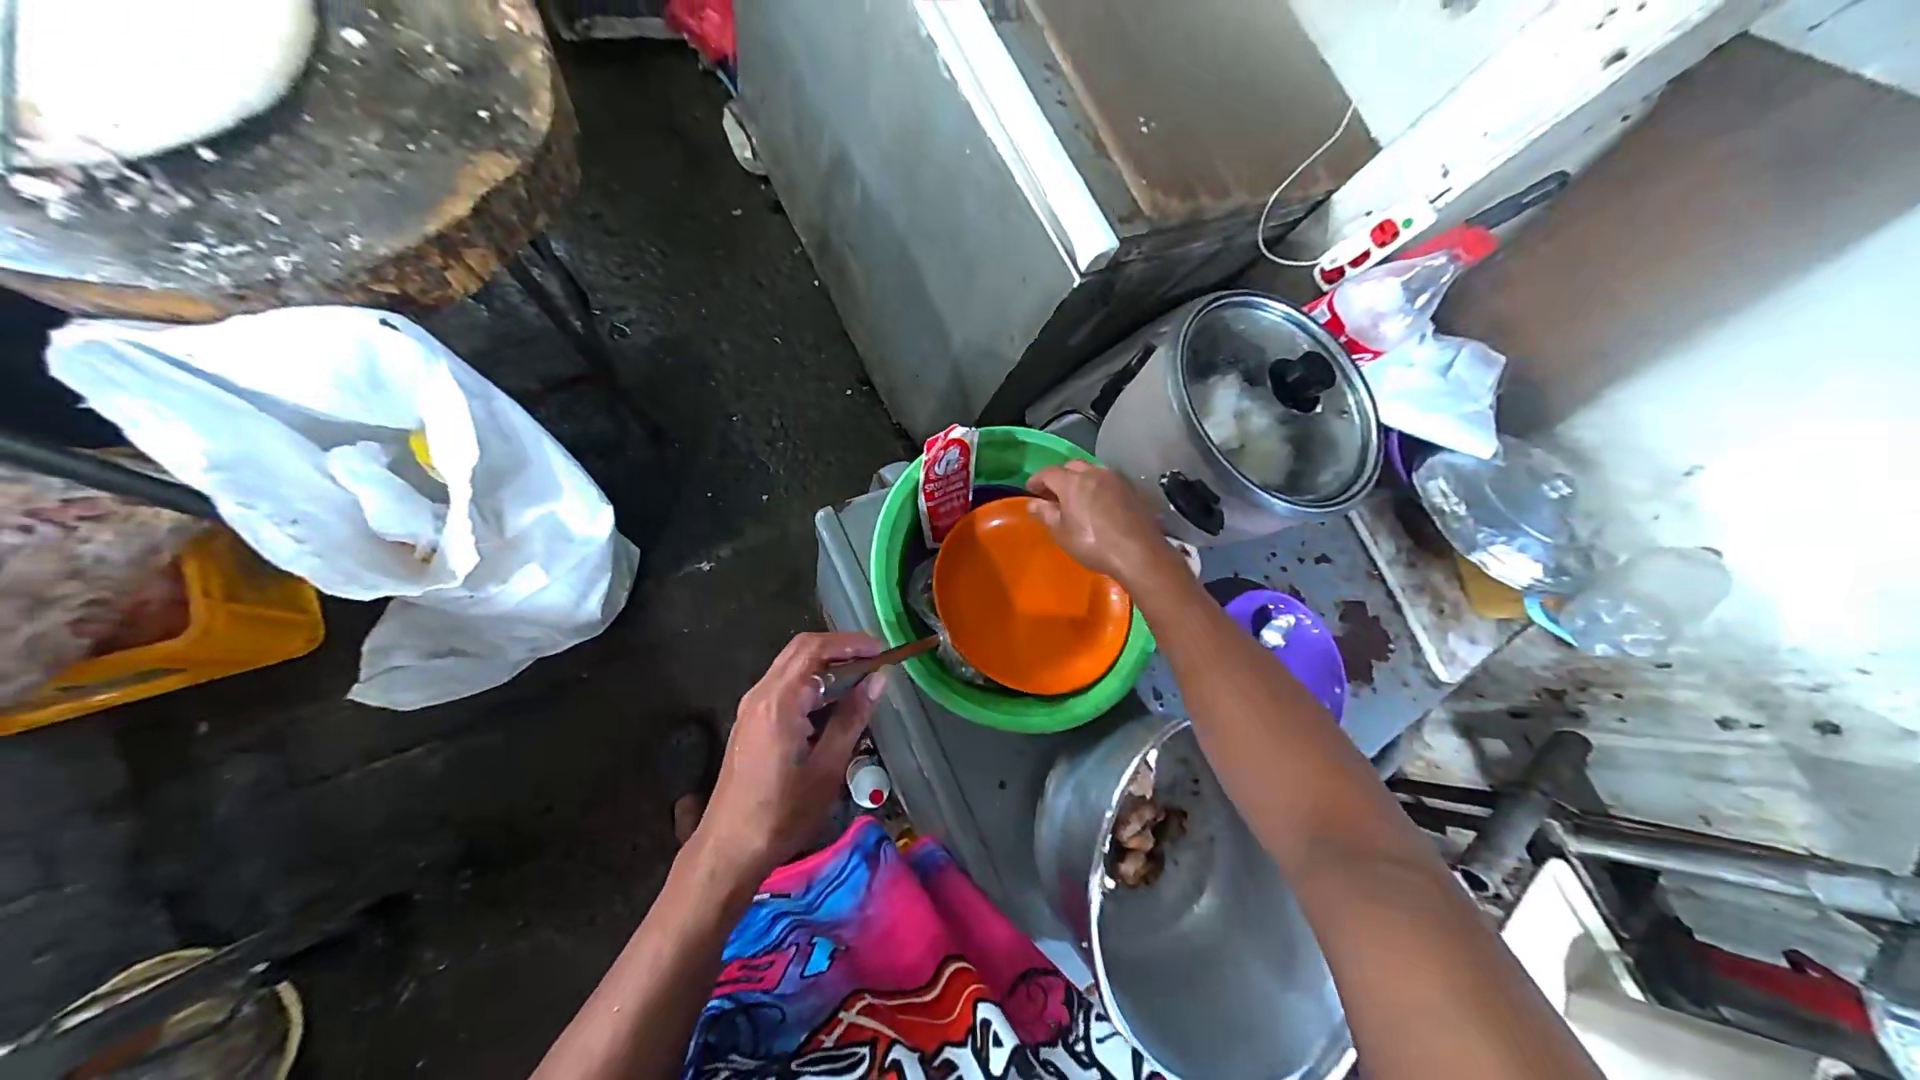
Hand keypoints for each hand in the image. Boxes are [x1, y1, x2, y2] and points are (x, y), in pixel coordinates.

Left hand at [697, 632, 887, 879]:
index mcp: (779, 702)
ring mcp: (751, 707)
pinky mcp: (750, 721)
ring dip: (826, 665)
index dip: (851, 643)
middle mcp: (760, 695)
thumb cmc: (783, 813)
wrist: (730, 848)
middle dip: (839, 648)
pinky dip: (811, 682)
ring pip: (791, 666)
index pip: (815, 649)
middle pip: (800, 650)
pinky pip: (783, 686)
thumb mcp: (827, 768)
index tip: (882, 651)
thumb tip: (877, 681)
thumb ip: (852, 717)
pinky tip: (833, 703)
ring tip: (861, 679)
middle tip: (874, 660)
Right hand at [1027, 461, 1180, 587]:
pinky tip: (1098, 504)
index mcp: (1073, 482)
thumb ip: (1046, 514)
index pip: (1048, 472)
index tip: (1030, 490)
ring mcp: (1116, 479)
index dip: (1036, 480)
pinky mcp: (1132, 490)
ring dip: (1080, 479)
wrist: (1139, 553)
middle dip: (1059, 476)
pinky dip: (1098, 487)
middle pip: (1071, 466)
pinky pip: (1108, 482)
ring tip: (1076, 497)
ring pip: (1092, 471)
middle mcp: (1095, 473)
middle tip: (1052, 494)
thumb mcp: (1062, 533)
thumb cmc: (1094, 545)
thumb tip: (1033, 503)